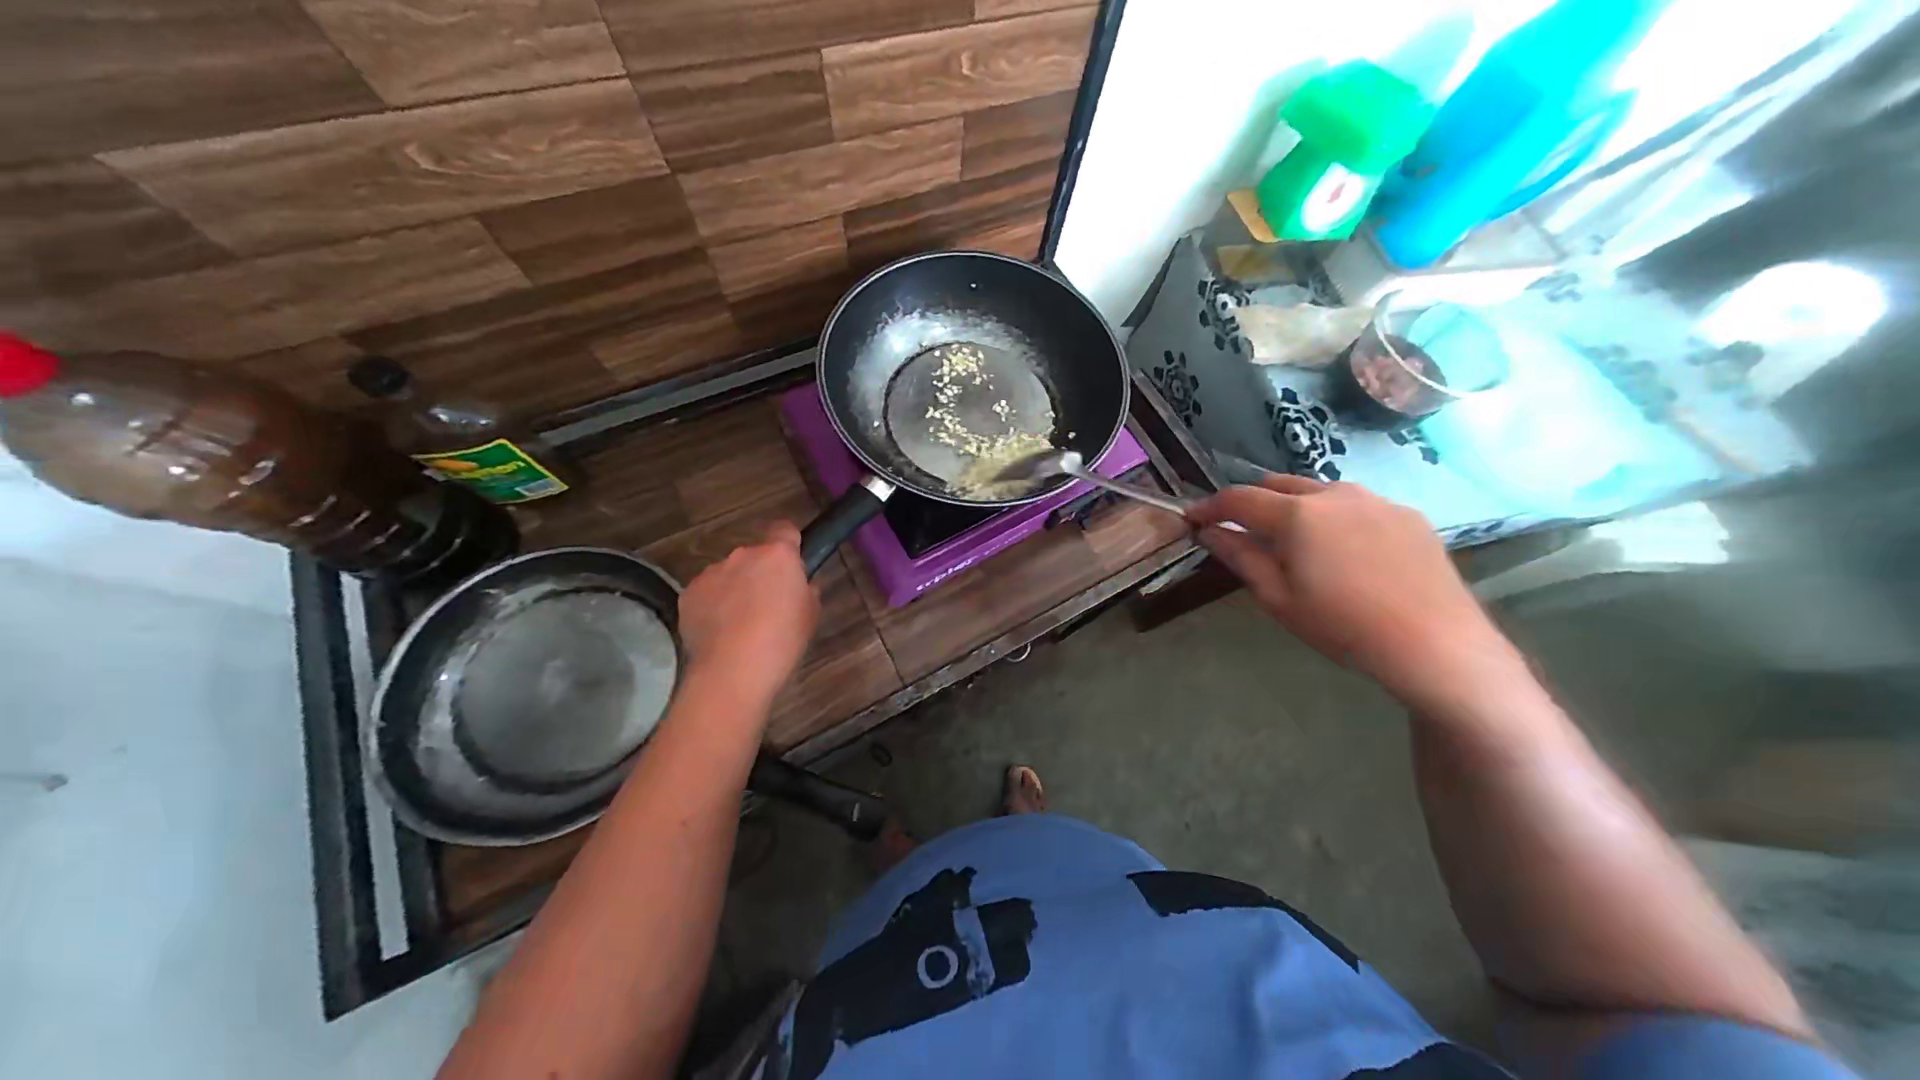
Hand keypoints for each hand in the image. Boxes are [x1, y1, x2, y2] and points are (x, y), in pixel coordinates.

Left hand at [676, 521, 819, 704]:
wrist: (732, 671)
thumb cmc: (782, 641)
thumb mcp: (811, 615)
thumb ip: (806, 591)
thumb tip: (800, 586)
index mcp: (777, 555)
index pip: (785, 529)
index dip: (789, 544)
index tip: (792, 566)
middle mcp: (742, 555)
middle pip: (754, 555)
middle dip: (760, 573)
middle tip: (768, 605)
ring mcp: (711, 573)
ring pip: (728, 574)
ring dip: (735, 589)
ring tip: (739, 624)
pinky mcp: (688, 594)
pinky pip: (706, 593)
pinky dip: (712, 606)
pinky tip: (718, 632)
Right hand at [1189, 475, 1511, 705]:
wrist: (1434, 642)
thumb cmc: (1342, 625)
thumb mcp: (1278, 597)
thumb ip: (1241, 556)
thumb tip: (1209, 532)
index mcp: (1296, 514)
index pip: (1239, 499)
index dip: (1210, 507)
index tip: (1192, 519)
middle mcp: (1334, 493)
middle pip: (1278, 485)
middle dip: (1251, 502)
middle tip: (1240, 529)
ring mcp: (1375, 500)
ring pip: (1319, 491)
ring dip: (1294, 505)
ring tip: (1293, 538)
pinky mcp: (1407, 514)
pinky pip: (1356, 504)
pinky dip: (1334, 516)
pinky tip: (1343, 549)